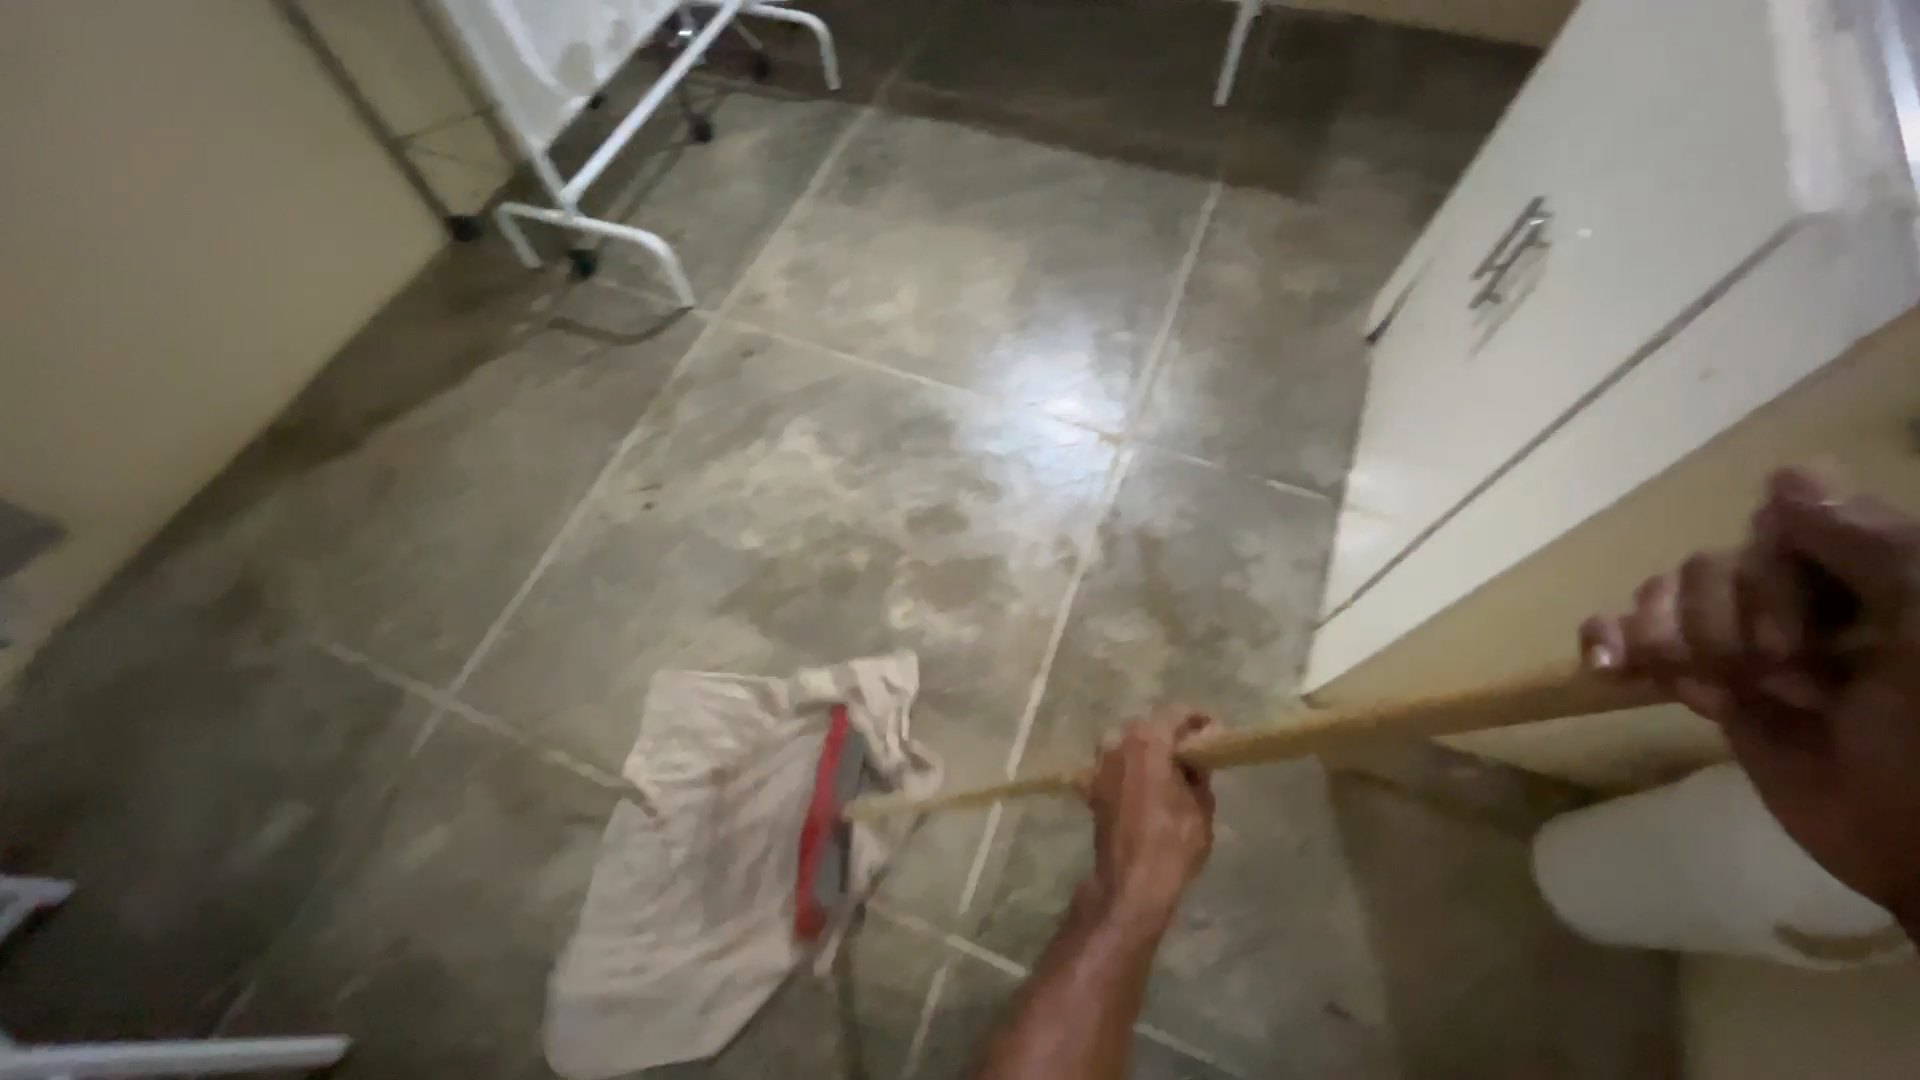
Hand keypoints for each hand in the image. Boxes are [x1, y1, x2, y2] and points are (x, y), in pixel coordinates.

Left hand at [1078, 707, 1217, 932]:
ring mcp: (1099, 764)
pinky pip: (1111, 765)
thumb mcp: (1201, 806)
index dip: (1198, 719)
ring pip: (1125, 741)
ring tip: (1168, 763)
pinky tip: (1140, 780)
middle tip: (1193, 748)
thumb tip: (1196, 759)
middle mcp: (1118, 743)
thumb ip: (1198, 774)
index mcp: (1149, 742)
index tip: (1214, 729)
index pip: (1176, 714)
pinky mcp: (1090, 785)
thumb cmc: (1174, 843)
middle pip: (1147, 724)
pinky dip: (1126, 766)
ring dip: (1146, 746)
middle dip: (1170, 731)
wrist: (1131, 881)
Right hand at [1579, 468, 1919, 928]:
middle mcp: (1795, 596)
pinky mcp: (1699, 680)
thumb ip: (1873, 549)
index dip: (1772, 579)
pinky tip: (1608, 668)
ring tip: (1708, 692)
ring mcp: (1740, 640)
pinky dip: (1607, 643)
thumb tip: (1782, 478)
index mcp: (1857, 576)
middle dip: (1726, 628)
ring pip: (1660, 599)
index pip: (1772, 528)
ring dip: (1671, 644)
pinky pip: (1625, 637)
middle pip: (1707, 567)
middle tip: (1788, 686)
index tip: (1812, 640)